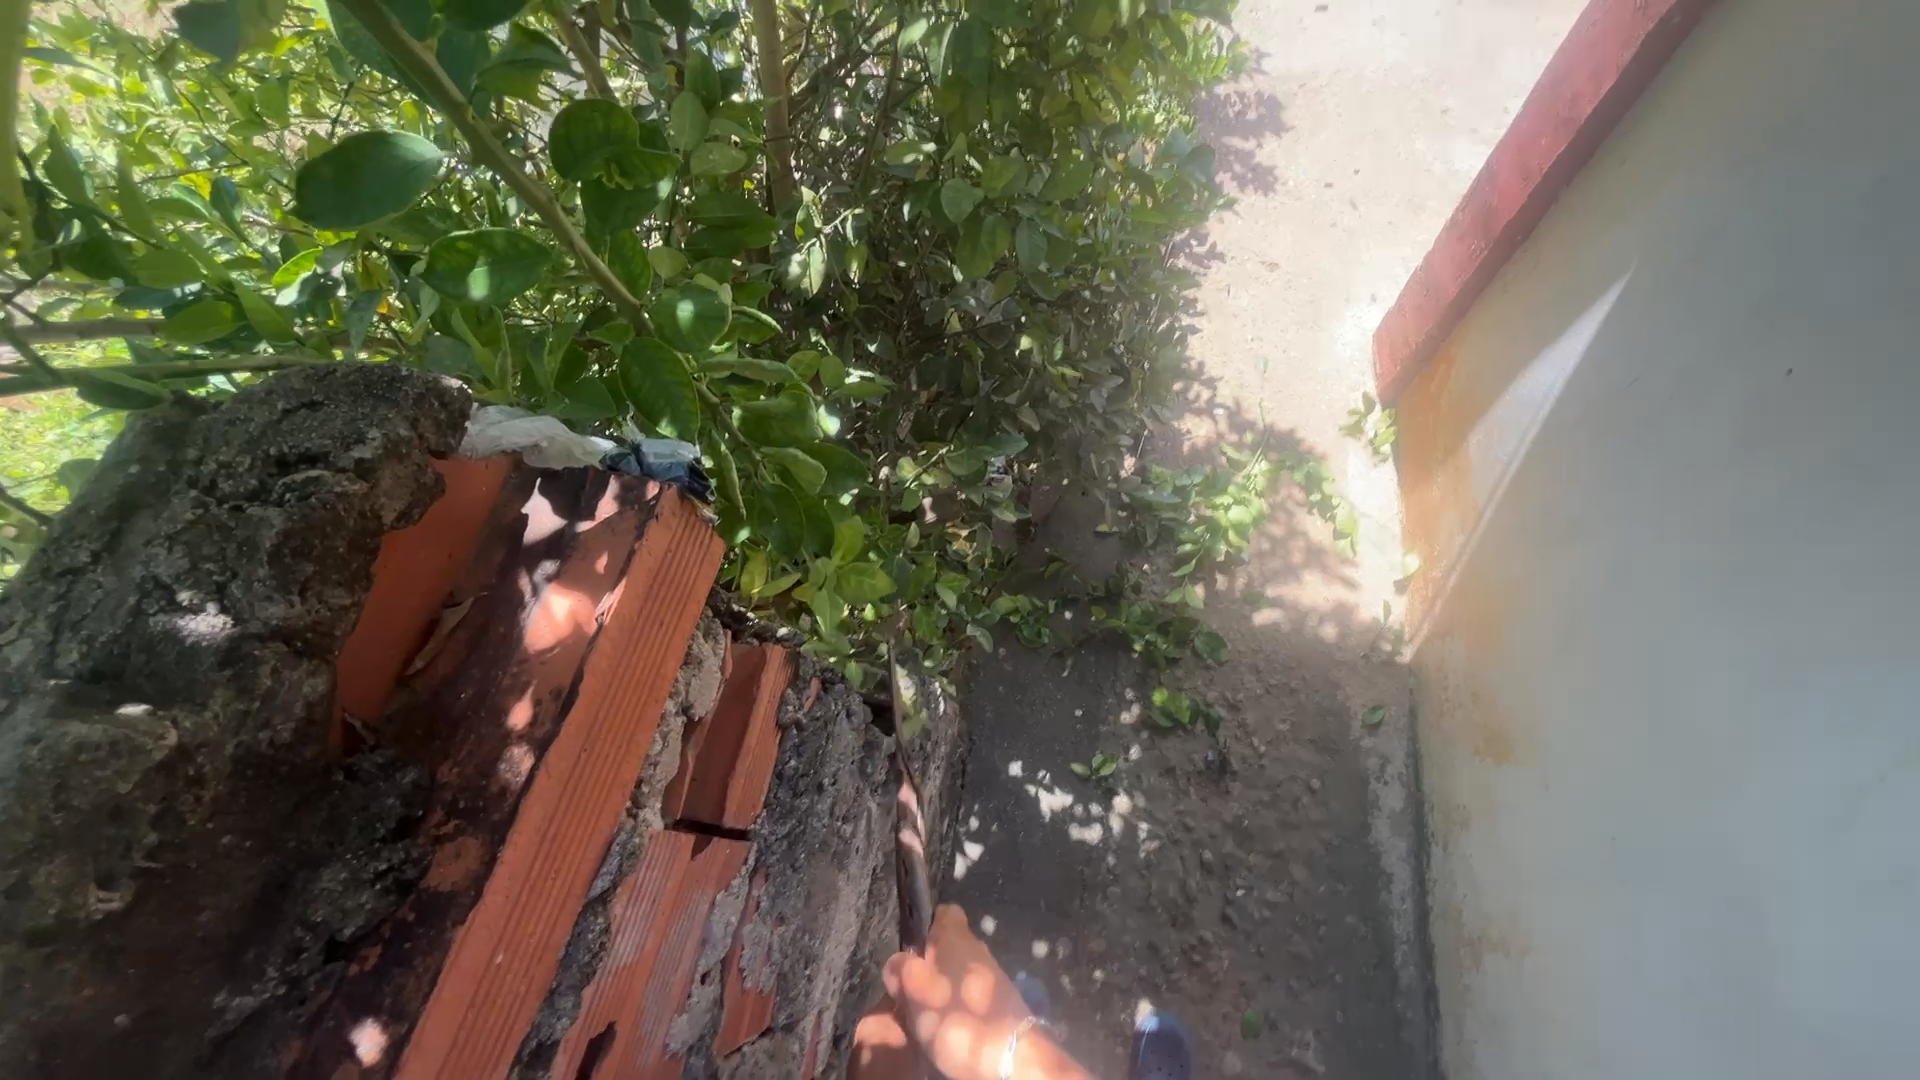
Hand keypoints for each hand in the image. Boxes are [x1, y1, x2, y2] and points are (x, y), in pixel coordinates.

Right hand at [878, 905, 1034, 1079]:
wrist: (1007, 1055)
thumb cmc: (956, 1014)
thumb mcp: (916, 989)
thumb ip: (902, 969)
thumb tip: (896, 961)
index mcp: (957, 936)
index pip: (944, 912)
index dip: (926, 925)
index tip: (910, 949)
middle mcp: (977, 949)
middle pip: (948, 948)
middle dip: (929, 965)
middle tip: (907, 992)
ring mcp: (991, 978)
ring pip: (957, 975)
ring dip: (941, 991)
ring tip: (921, 1018)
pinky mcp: (998, 1005)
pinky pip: (968, 998)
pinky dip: (956, 1009)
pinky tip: (944, 1029)